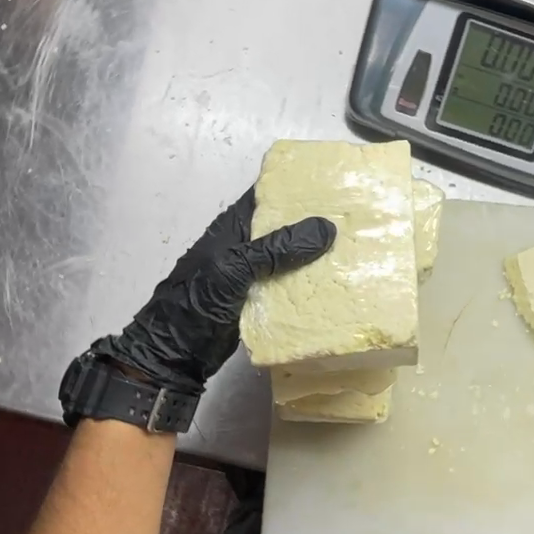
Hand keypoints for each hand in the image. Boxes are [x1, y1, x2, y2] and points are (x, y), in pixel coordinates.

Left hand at [93, 190, 334, 393]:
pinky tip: (338, 280)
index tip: (332, 180)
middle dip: (315, 220)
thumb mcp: (235, 267)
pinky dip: (311, 282)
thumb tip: (326, 228)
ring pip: (292, 256)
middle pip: (285, 226)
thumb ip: (277, 248)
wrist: (177, 352)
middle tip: (355, 215)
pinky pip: (291, 284)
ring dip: (317, 253)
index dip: (295, 184)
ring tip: (355, 244)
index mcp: (234, 227)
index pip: (267, 195)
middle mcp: (247, 245)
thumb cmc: (197, 301)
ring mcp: (255, 273)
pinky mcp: (263, 298)